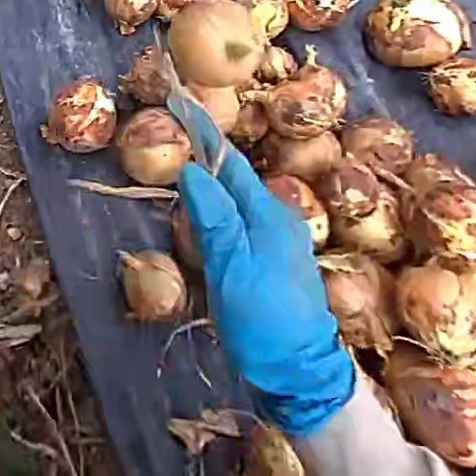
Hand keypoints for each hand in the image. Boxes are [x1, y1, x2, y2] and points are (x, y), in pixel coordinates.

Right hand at [177, 108, 354, 435]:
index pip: (227, 160)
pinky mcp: (269, 258)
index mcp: (266, 212)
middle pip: (231, 174)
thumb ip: (214, 216)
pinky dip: (214, 206)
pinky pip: (236, 219)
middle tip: (172, 127)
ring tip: (180, 158)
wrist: (302, 375)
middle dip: (203, 148)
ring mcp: (274, 238)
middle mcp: (273, 216)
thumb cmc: (265, 320)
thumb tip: (190, 167)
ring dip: (207, 176)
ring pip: (233, 197)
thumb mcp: (233, 266)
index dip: (202, 130)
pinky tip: (200, 209)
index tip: (178, 101)